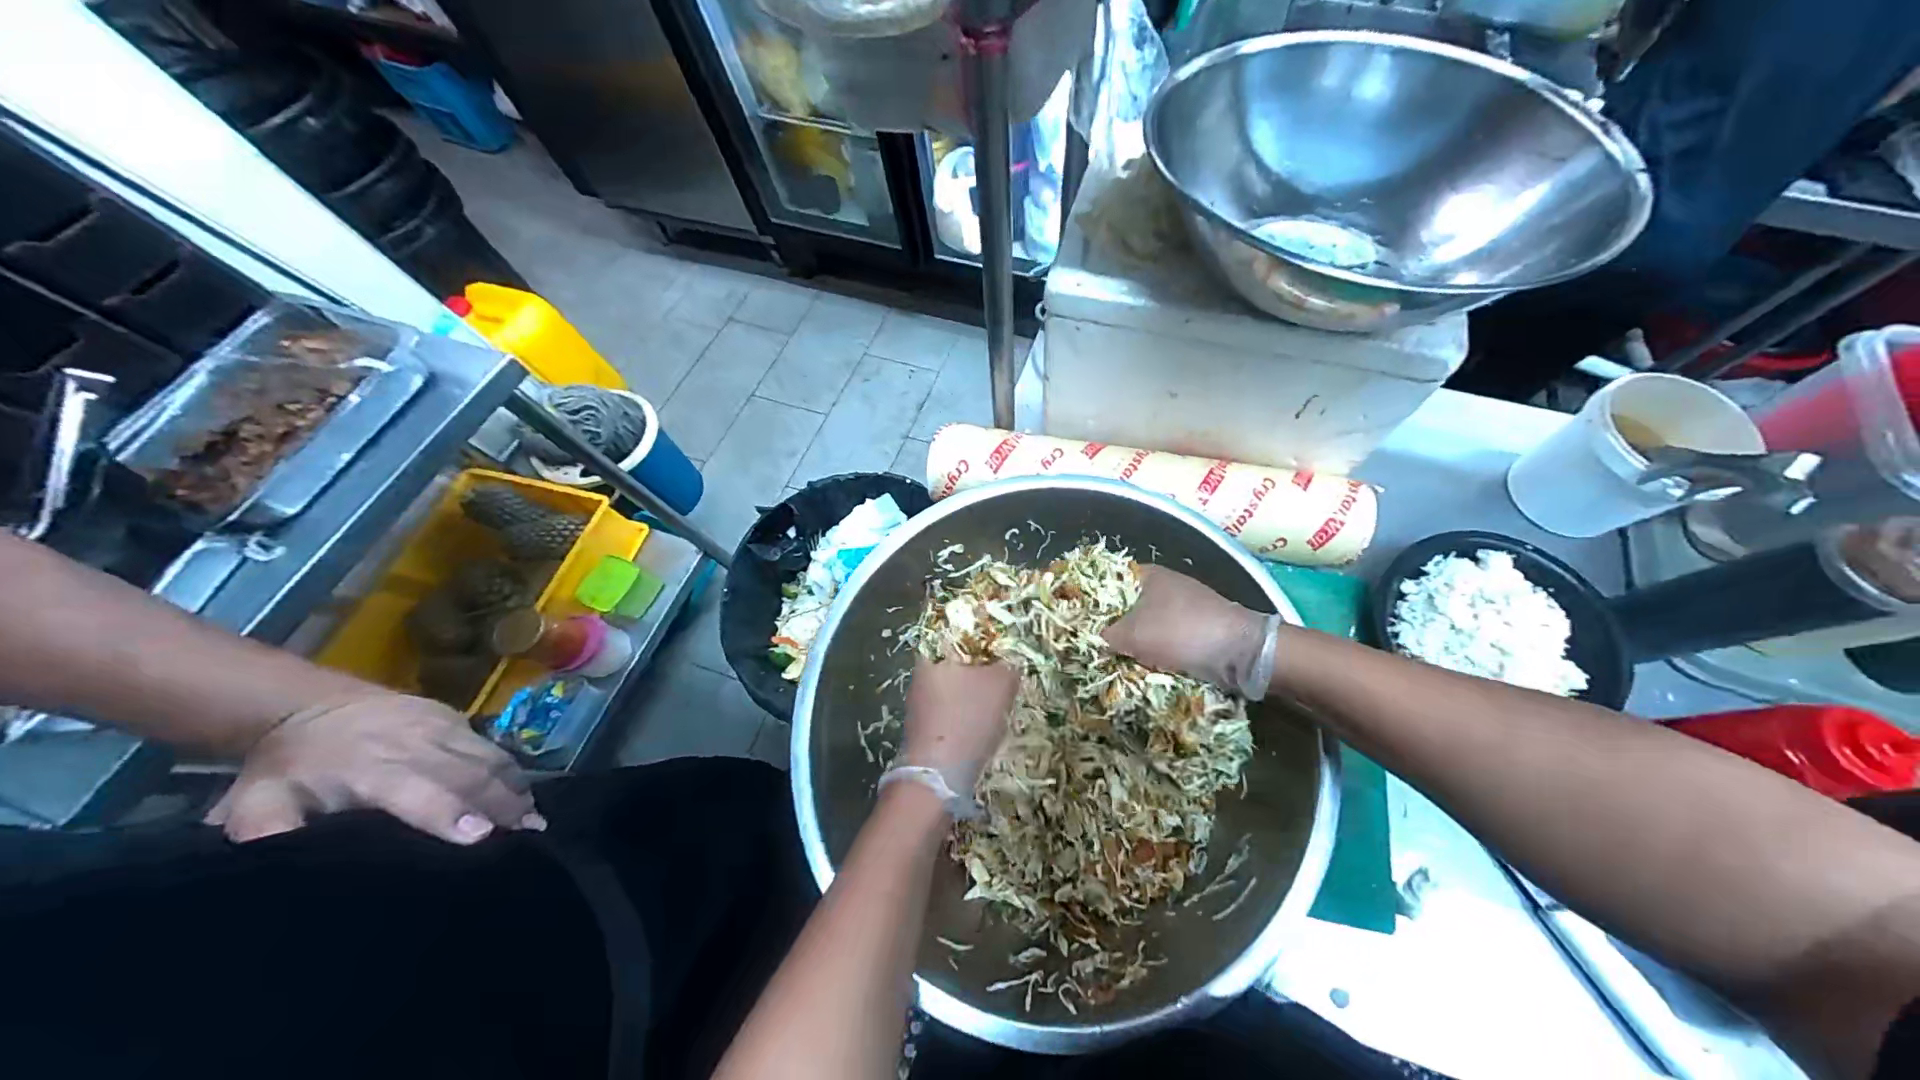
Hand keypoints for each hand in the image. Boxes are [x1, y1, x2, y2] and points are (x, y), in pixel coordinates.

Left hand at [206, 694, 539, 843]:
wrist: (312, 707)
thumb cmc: (286, 769)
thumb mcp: (254, 805)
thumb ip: (266, 834)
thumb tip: (280, 870)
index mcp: (369, 769)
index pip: (418, 791)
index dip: (449, 813)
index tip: (480, 838)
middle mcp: (415, 744)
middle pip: (469, 775)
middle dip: (501, 806)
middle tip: (529, 838)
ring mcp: (443, 728)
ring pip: (490, 760)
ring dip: (515, 791)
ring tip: (536, 823)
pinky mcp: (459, 721)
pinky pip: (493, 749)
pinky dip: (513, 774)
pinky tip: (527, 796)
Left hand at [900, 653, 1017, 791]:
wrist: (938, 777)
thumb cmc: (968, 719)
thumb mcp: (1001, 685)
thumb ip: (1008, 666)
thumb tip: (1009, 662)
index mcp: (932, 657)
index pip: (960, 637)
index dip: (985, 644)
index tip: (1003, 658)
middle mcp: (919, 677)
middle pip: (958, 666)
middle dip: (982, 675)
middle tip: (1005, 685)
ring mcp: (917, 706)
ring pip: (955, 693)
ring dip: (975, 700)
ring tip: (996, 713)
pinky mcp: (921, 732)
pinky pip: (950, 716)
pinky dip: (966, 721)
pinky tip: (980, 734)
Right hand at [1103, 565, 1279, 698]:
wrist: (1242, 652)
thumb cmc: (1181, 632)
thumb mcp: (1131, 635)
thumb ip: (1103, 635)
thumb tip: (1089, 639)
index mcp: (1148, 575)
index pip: (1107, 580)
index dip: (1089, 598)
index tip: (1075, 619)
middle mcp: (1165, 586)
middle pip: (1125, 606)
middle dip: (1110, 626)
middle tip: (1090, 645)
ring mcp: (1184, 608)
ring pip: (1145, 626)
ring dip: (1133, 643)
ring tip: (1112, 661)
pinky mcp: (1197, 630)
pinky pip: (1164, 640)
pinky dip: (1154, 653)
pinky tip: (1142, 667)